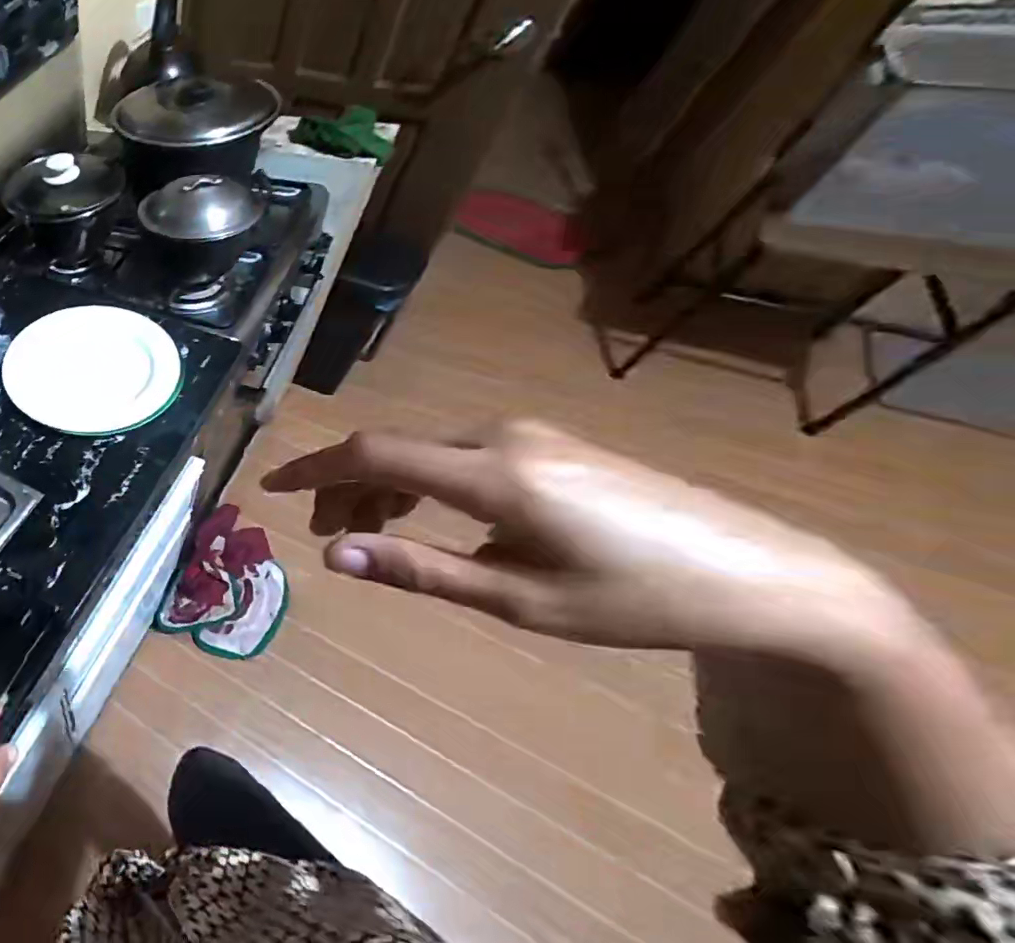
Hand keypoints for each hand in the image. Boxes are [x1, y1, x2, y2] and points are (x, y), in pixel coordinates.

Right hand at [261, 420, 929, 662]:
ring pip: (424, 451)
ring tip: (369, 532)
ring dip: (383, 486)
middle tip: (325, 537)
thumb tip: (335, 556)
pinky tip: (428, 515)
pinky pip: (458, 453)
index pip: (372, 454)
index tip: (269, 485)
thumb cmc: (636, 599)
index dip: (312, 468)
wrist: (764, 576)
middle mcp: (499, 437)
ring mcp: (527, 434)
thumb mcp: (520, 600)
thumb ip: (420, 570)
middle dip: (344, 488)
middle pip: (392, 450)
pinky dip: (422, 480)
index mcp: (491, 475)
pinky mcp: (546, 443)